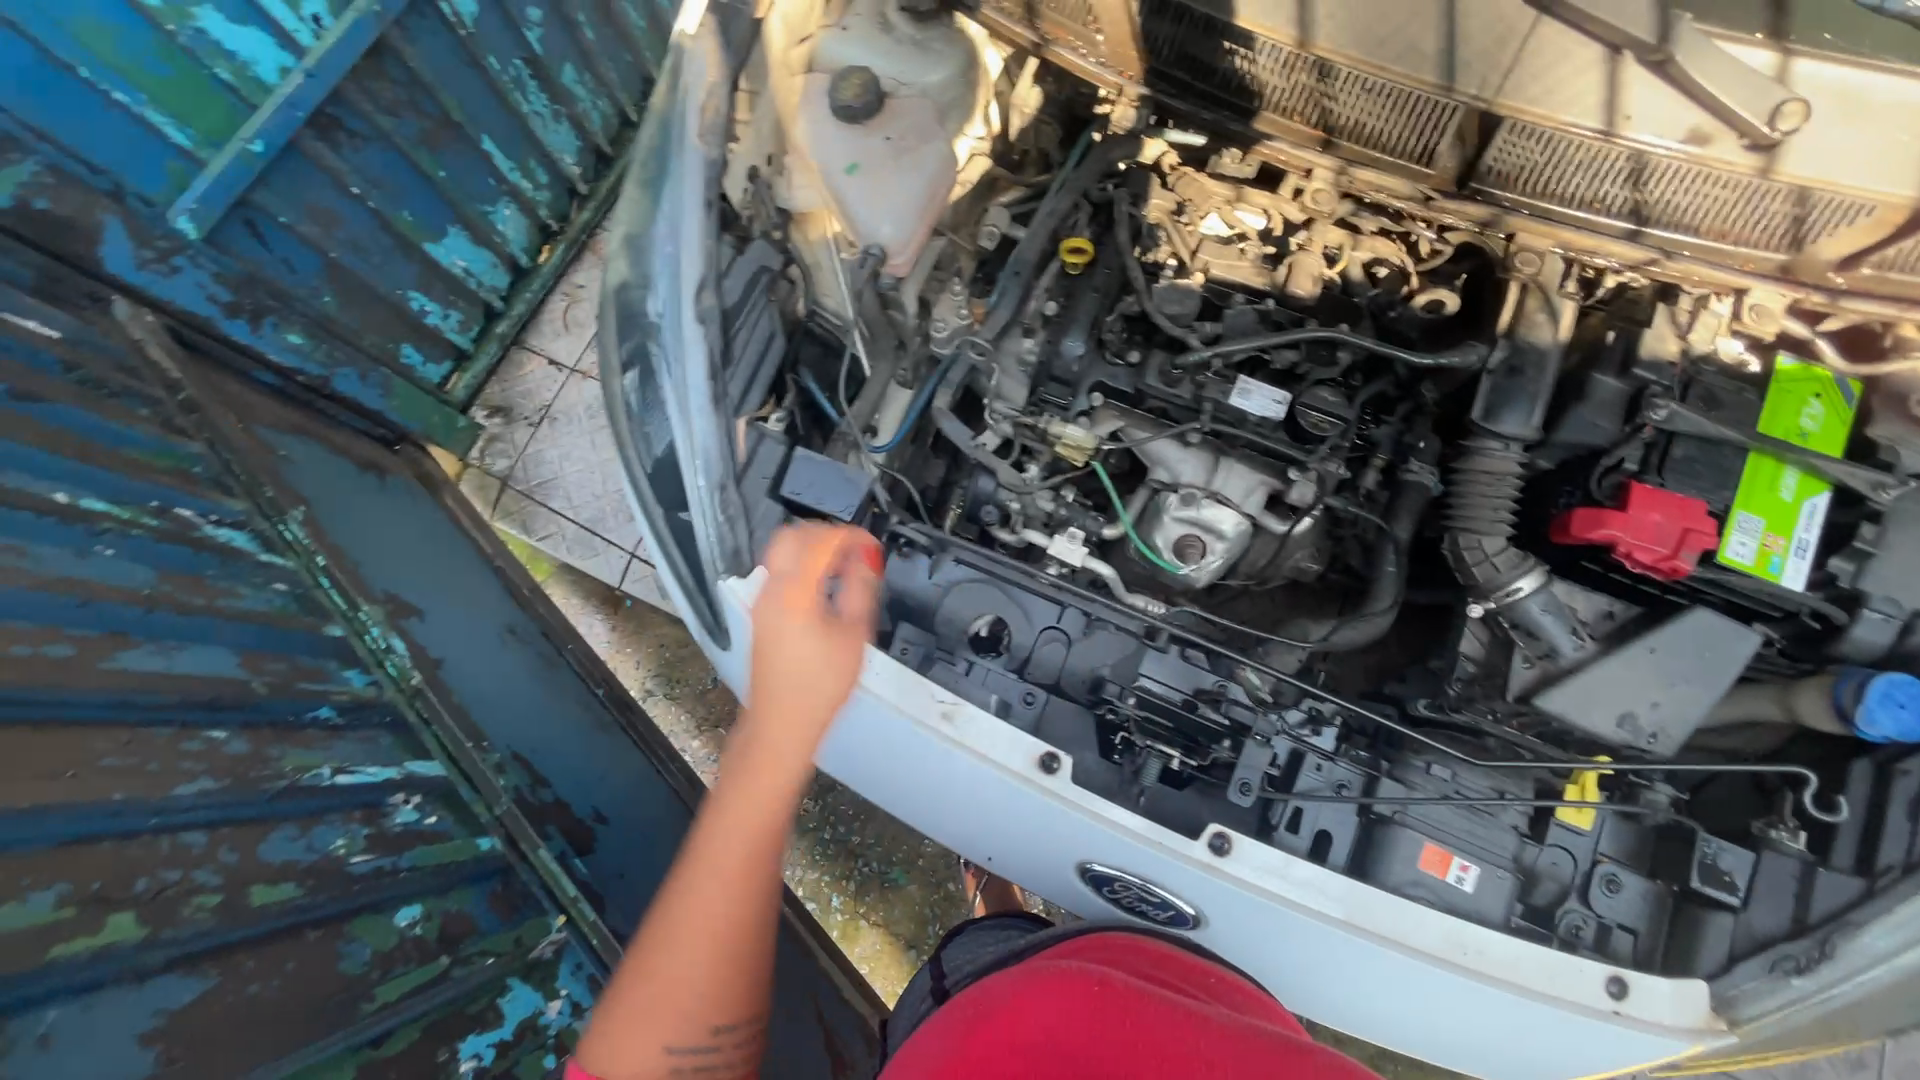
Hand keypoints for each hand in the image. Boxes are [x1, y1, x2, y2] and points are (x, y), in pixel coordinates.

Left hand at [739, 523, 882, 760]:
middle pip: (793, 535)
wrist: (782, 723)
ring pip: (782, 551)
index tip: (870, 544)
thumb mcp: (854, 636)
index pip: (821, 541)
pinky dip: (801, 564)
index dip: (850, 535)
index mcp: (795, 592)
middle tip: (854, 546)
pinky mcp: (761, 614)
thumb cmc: (819, 688)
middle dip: (827, 533)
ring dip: (812, 547)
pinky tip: (824, 583)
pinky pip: (778, 572)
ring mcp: (761, 602)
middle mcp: (771, 590)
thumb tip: (865, 561)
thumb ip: (861, 589)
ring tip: (843, 563)